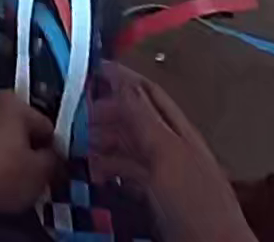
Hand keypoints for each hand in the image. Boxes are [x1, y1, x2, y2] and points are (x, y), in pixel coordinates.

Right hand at [88, 64, 256, 241]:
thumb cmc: (195, 205)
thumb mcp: (167, 154)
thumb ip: (142, 116)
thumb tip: (120, 77)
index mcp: (178, 130)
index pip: (146, 90)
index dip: (119, 77)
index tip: (88, 69)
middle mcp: (171, 145)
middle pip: (133, 115)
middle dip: (104, 110)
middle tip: (77, 113)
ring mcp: (165, 172)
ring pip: (127, 142)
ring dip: (102, 139)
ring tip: (81, 145)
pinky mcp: (157, 196)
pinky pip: (128, 169)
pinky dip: (109, 165)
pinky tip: (96, 171)